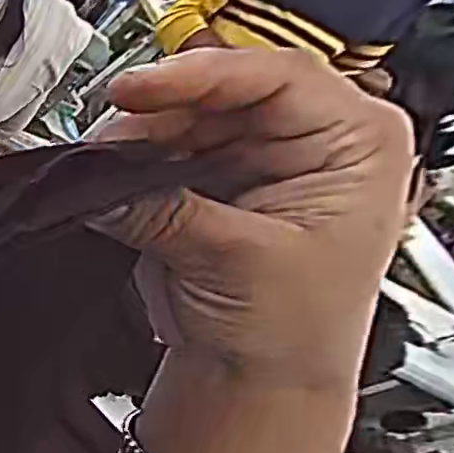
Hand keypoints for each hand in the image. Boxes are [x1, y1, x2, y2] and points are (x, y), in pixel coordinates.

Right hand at [91, 48, 413, 389]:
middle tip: (108, 139)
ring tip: (102, 166)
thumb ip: (167, 211)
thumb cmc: (292, 326)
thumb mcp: (239, 258)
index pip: (273, 78)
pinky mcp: (200, 198)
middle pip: (217, 99)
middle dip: (156, 116)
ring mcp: (243, 171)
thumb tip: (105, 182)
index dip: (198, 76)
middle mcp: (297, 146)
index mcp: (350, 141)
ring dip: (135, 147)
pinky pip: (155, 169)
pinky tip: (108, 184)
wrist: (254, 375)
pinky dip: (125, 175)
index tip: (136, 89)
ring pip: (179, 132)